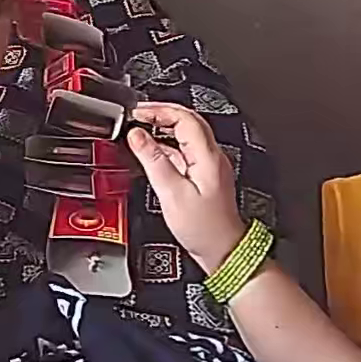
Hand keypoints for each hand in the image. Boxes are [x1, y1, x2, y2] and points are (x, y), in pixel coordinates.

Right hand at [126, 102, 247, 271]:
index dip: (159, 110)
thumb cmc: (203, 228)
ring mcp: (209, 164)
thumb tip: (137, 135)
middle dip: (161, 112)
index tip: (138, 113)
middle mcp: (211, 156)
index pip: (184, 117)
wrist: (223, 251)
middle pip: (187, 120)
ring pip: (186, 133)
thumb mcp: (171, 193)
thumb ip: (153, 160)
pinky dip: (167, 143)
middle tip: (138, 114)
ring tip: (142, 127)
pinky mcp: (204, 174)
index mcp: (206, 156)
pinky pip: (185, 148)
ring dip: (164, 126)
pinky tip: (153, 149)